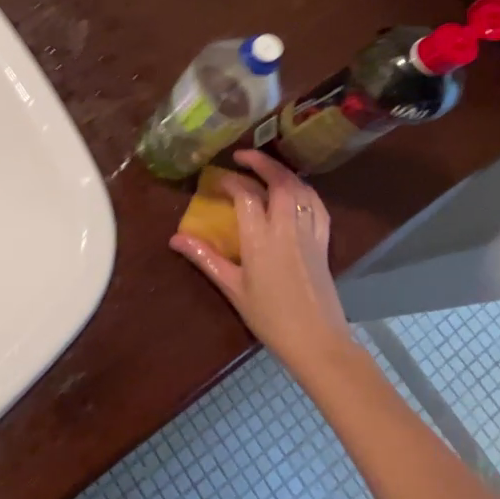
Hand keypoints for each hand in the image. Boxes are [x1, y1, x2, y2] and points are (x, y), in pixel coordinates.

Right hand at [170, 150, 353, 369]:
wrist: (317, 342)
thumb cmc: (270, 318)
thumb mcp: (232, 289)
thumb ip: (205, 258)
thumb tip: (175, 239)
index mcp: (260, 239)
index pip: (246, 195)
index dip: (231, 181)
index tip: (217, 179)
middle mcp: (286, 228)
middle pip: (279, 182)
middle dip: (262, 163)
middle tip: (243, 156)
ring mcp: (309, 233)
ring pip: (300, 189)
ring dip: (283, 173)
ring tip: (267, 169)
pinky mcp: (324, 243)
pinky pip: (317, 206)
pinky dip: (305, 191)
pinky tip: (296, 192)